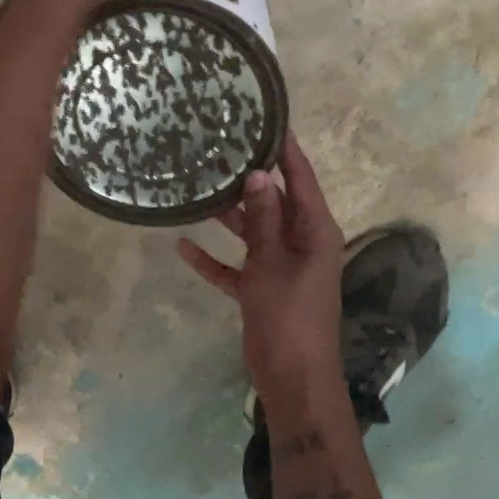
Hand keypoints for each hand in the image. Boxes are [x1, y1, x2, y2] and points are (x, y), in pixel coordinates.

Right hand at [177, 132, 345, 400]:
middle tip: (220, 148)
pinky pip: (235, 266)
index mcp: (315, 232)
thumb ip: (263, 219)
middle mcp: (301, 243)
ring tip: (198, 187)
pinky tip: (183, 246)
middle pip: (275, 202)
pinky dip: (214, 258)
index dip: (287, 151)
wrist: (292, 379)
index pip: (302, 180)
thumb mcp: (272, 262)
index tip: (269, 120)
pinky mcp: (261, 290)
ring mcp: (281, 267)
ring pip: (253, 230)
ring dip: (229, 215)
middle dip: (251, 179)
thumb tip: (258, 174)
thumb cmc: (289, 316)